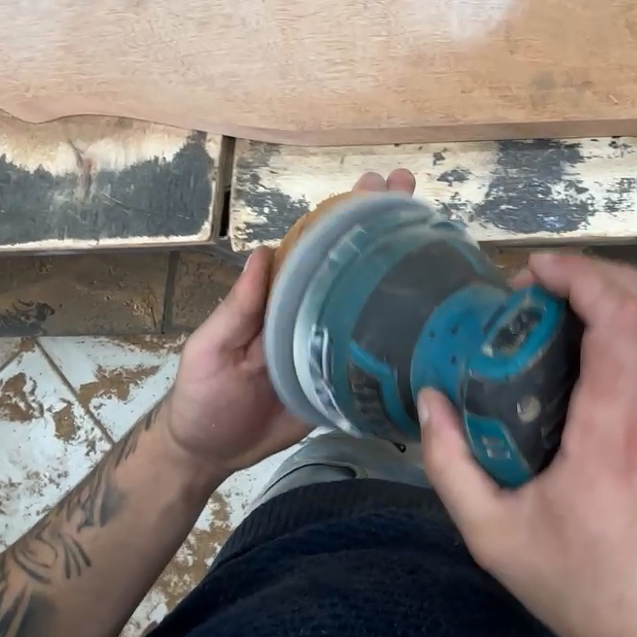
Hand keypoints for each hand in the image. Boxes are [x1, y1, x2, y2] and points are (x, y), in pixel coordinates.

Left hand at [157, 168, 416, 483]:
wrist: (213, 453)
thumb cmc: (204, 395)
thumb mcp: (212, 348)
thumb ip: (238, 308)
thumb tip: (263, 251)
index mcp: (282, 296)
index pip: (318, 245)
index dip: (346, 213)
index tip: (374, 184)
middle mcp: (313, 311)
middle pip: (352, 262)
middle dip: (382, 224)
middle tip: (410, 188)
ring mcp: (333, 342)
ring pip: (370, 300)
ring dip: (398, 266)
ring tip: (430, 230)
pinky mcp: (346, 379)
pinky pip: (376, 349)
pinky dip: (402, 330)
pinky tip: (433, 312)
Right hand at [418, 253, 636, 636]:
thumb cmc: (577, 581)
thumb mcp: (492, 534)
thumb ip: (450, 463)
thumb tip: (430, 399)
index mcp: (617, 428)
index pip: (618, 316)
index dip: (577, 275)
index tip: (532, 272)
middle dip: (583, 276)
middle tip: (529, 291)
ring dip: (600, 303)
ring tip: (545, 320)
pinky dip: (618, 333)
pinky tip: (577, 362)